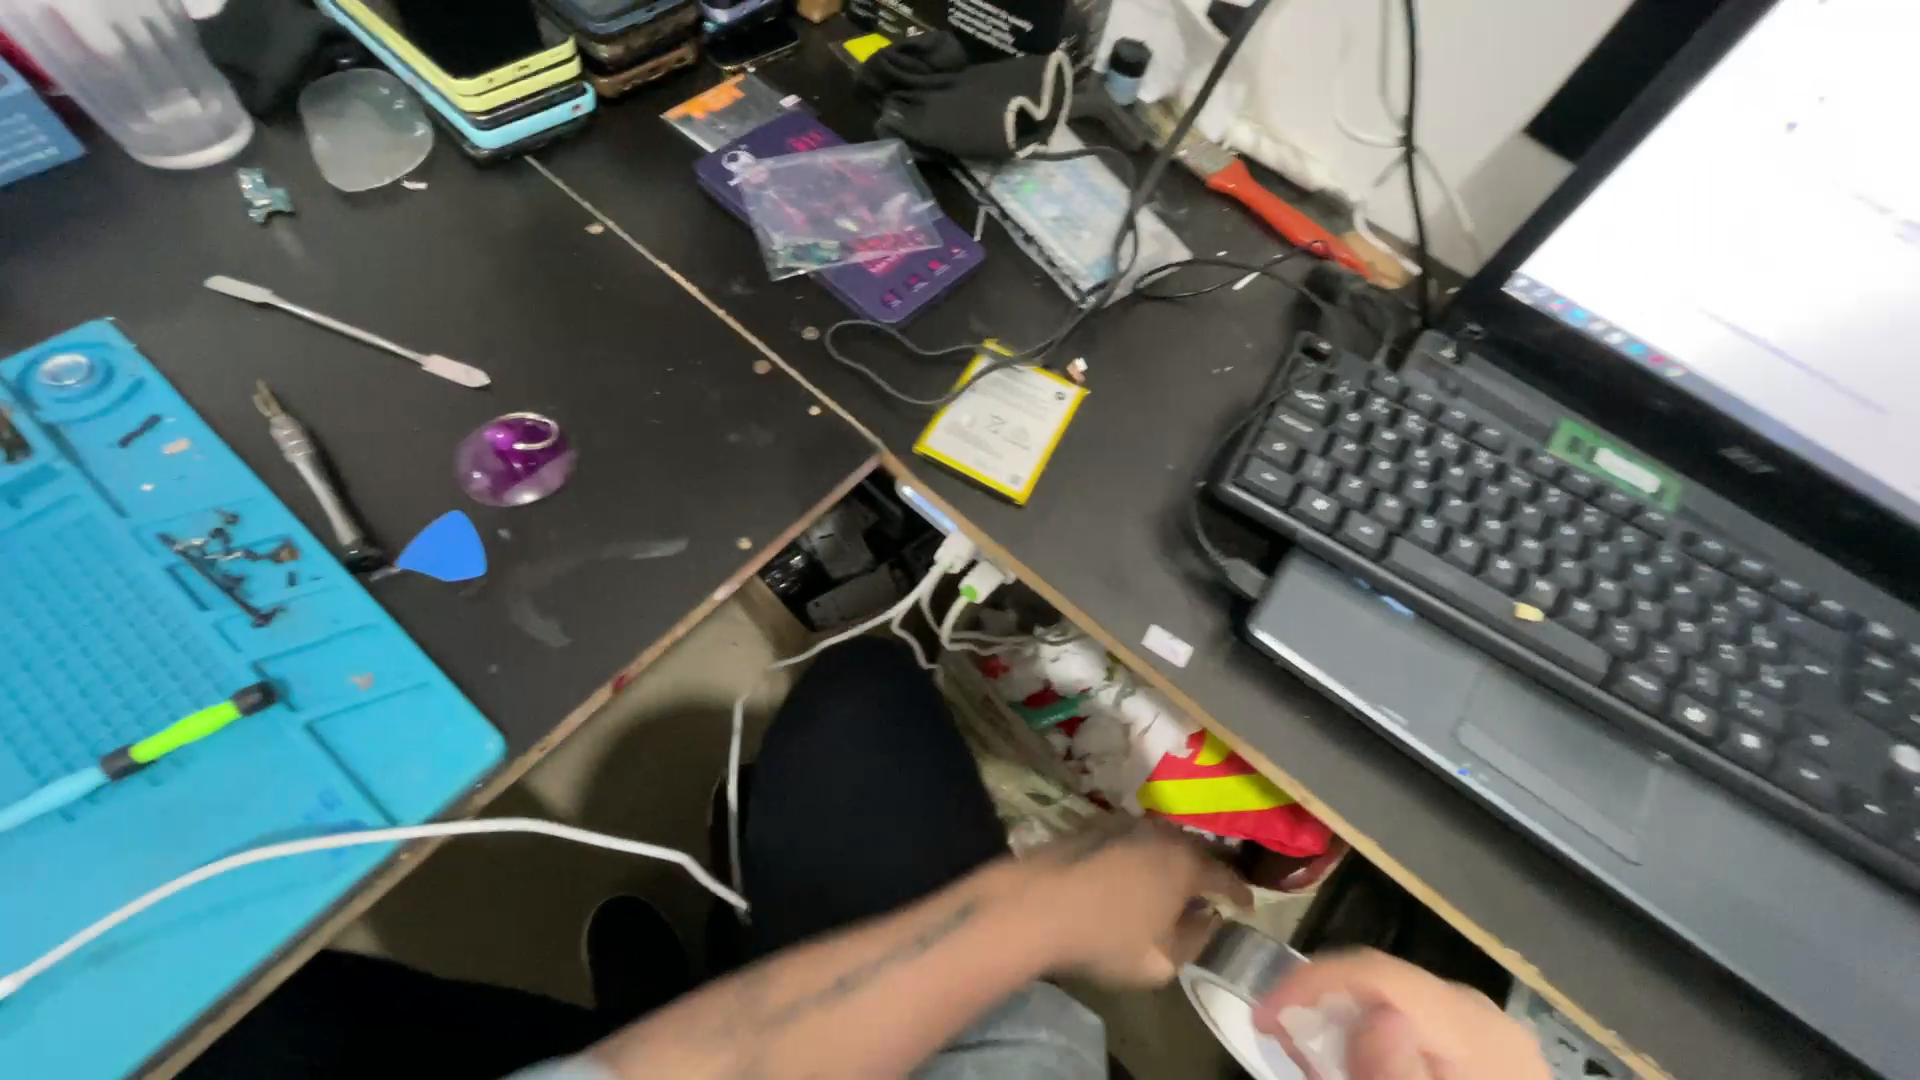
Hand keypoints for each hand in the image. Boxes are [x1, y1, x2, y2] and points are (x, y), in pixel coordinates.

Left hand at [1015, 817, 1250, 987]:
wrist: (1037, 904)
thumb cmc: (1105, 938)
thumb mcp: (1162, 962)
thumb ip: (1194, 939)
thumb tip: (1205, 918)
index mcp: (1184, 864)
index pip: (1224, 875)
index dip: (1239, 892)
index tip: (1247, 905)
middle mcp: (1159, 834)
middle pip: (1193, 851)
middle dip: (1205, 871)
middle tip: (1209, 893)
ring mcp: (1123, 824)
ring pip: (1160, 841)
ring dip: (1170, 860)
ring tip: (1171, 883)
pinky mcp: (1092, 825)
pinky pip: (1130, 839)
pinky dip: (1140, 854)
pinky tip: (1132, 873)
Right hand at [1256, 948, 1548, 1079]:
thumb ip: (1393, 1077)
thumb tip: (1378, 1014)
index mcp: (1476, 1034)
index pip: (1377, 974)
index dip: (1309, 984)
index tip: (1262, 1021)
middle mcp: (1488, 1020)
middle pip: (1385, 984)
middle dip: (1323, 1004)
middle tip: (1280, 1040)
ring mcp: (1497, 1037)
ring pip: (1398, 1001)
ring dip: (1347, 1020)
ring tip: (1311, 1054)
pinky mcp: (1495, 1057)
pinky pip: (1421, 1025)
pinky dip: (1381, 1037)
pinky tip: (1362, 1062)